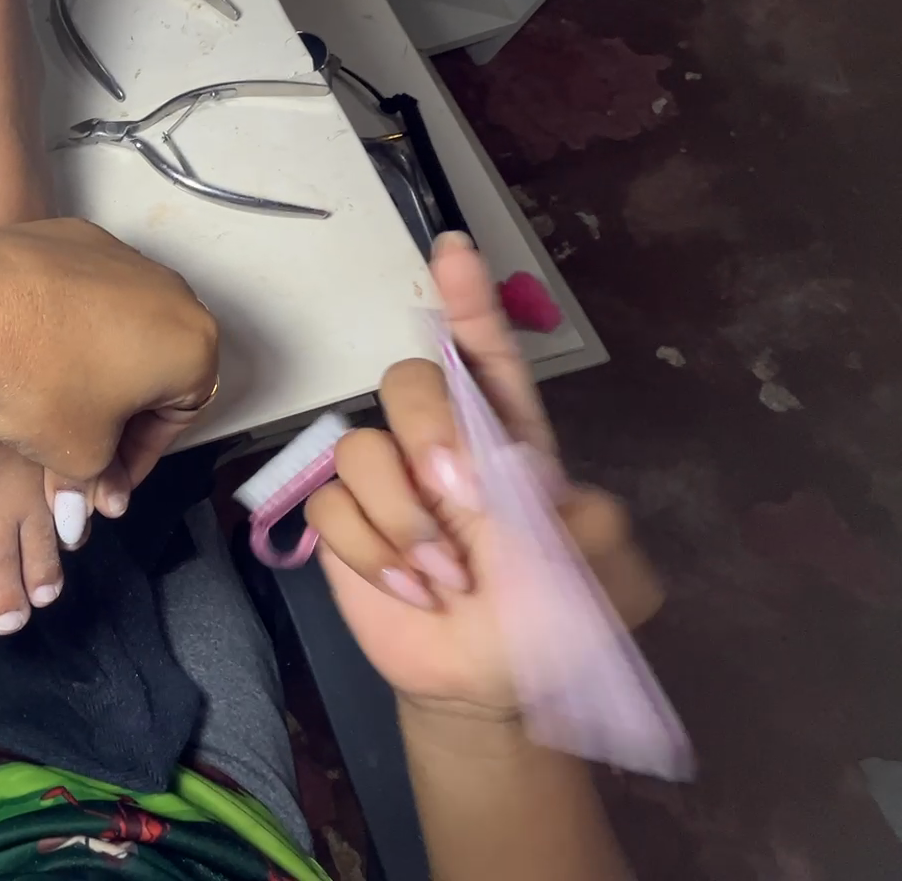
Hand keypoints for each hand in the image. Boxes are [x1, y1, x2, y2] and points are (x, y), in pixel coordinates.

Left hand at [0, 218, 219, 503]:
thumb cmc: (34, 382)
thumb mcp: (76, 454)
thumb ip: (95, 483)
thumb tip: (85, 506)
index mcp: (193, 342)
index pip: (179, 417)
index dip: (136, 459)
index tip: (100, 481)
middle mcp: (168, 289)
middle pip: (151, 370)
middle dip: (115, 418)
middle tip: (75, 452)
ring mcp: (117, 254)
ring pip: (116, 329)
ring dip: (91, 372)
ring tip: (44, 404)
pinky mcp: (70, 236)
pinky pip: (81, 294)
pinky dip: (63, 328)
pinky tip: (25, 351)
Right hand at [308, 234, 663, 715]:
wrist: (476, 680)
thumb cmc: (549, 628)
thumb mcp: (604, 583)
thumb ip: (588, 522)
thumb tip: (515, 467)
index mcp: (508, 444)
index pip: (486, 361)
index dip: (468, 306)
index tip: (451, 251)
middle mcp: (438, 448)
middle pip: (405, 383)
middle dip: (424, 431)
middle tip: (455, 494)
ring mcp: (383, 481)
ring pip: (357, 448)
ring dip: (399, 519)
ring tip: (438, 576)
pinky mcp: (339, 514)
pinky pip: (328, 502)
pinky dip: (366, 549)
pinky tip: (403, 583)